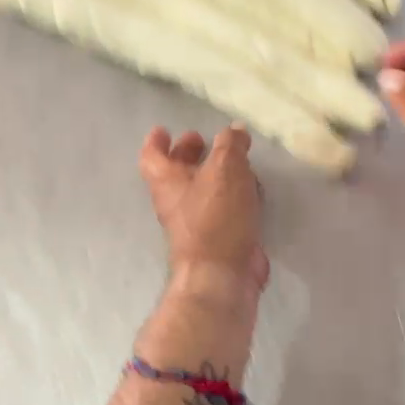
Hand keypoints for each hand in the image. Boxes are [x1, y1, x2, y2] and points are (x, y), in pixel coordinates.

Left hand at [138, 125, 268, 299]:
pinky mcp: (218, 238)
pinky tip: (252, 192)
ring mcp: (195, 223)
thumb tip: (234, 131)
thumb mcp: (226, 169)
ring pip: (201, 192)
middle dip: (187, 155)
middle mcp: (175, 202)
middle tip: (202, 141)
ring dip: (214, 176)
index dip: (156, 141)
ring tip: (235, 163)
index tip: (164, 129)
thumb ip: (231, 145)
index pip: (152, 156)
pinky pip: (221, 210)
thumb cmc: (216, 216)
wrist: (222, 274)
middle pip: (175, 173)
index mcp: (167, 181)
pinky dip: (232, 197)